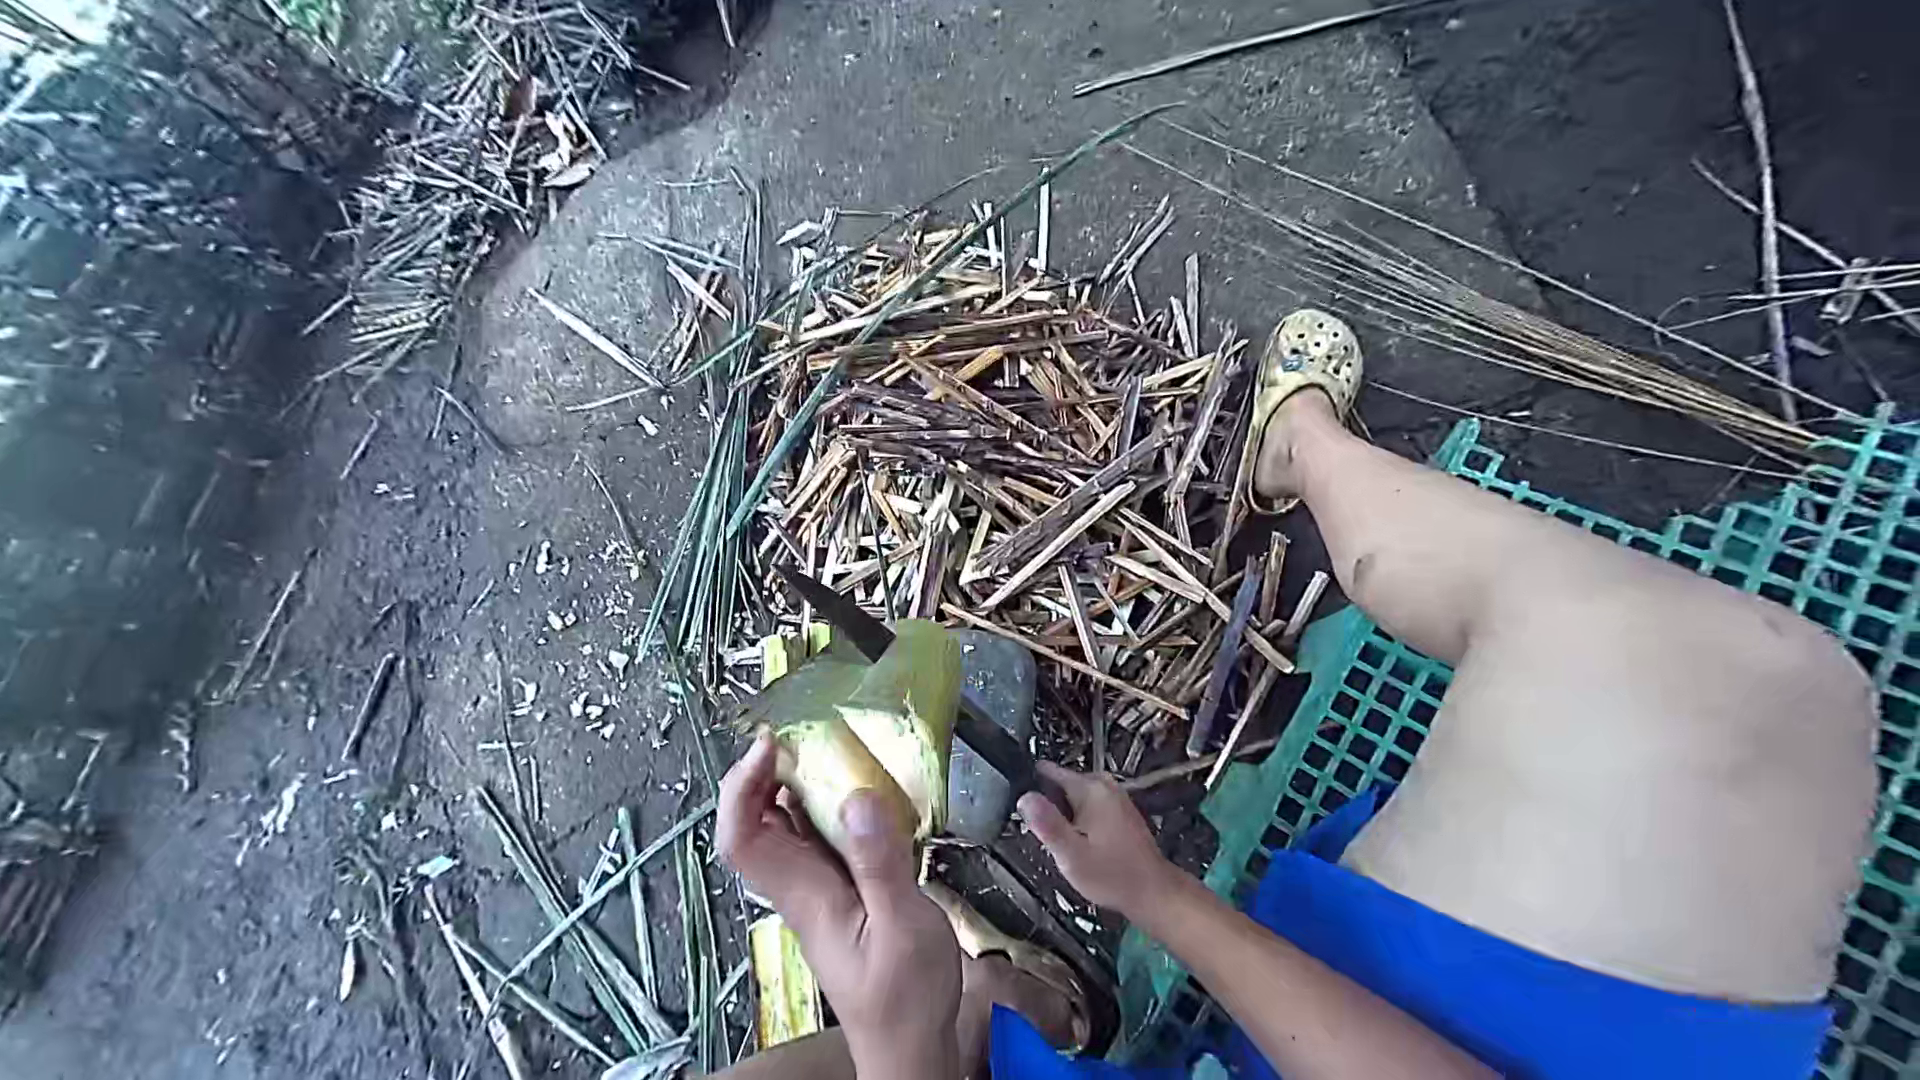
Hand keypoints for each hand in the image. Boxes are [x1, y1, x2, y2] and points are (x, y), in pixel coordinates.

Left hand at [717, 732, 961, 1076]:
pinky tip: (850, 787)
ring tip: (819, 746)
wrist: (910, 1047)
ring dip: (788, 784)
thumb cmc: (907, 999)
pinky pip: (814, 837)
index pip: (743, 838)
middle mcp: (800, 888)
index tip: (769, 745)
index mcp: (805, 896)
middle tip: (793, 734)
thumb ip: (881, 864)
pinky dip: (821, 804)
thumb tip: (857, 798)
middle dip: (760, 774)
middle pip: (753, 825)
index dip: (743, 787)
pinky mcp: (837, 890)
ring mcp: (816, 889)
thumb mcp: (903, 928)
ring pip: (781, 828)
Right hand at [1018, 762, 1180, 918]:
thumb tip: (1025, 797)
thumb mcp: (1072, 855)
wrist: (1154, 893)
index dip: (1032, 790)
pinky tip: (1084, 844)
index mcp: (1090, 788)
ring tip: (1069, 844)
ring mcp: (1114, 795)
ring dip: (1065, 817)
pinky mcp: (1119, 808)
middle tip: (1053, 839)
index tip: (1026, 813)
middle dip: (1050, 808)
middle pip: (1059, 786)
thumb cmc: (1113, 875)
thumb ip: (1048, 825)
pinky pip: (1088, 806)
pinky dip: (1081, 821)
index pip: (1047, 772)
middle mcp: (1103, 784)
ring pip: (1073, 797)